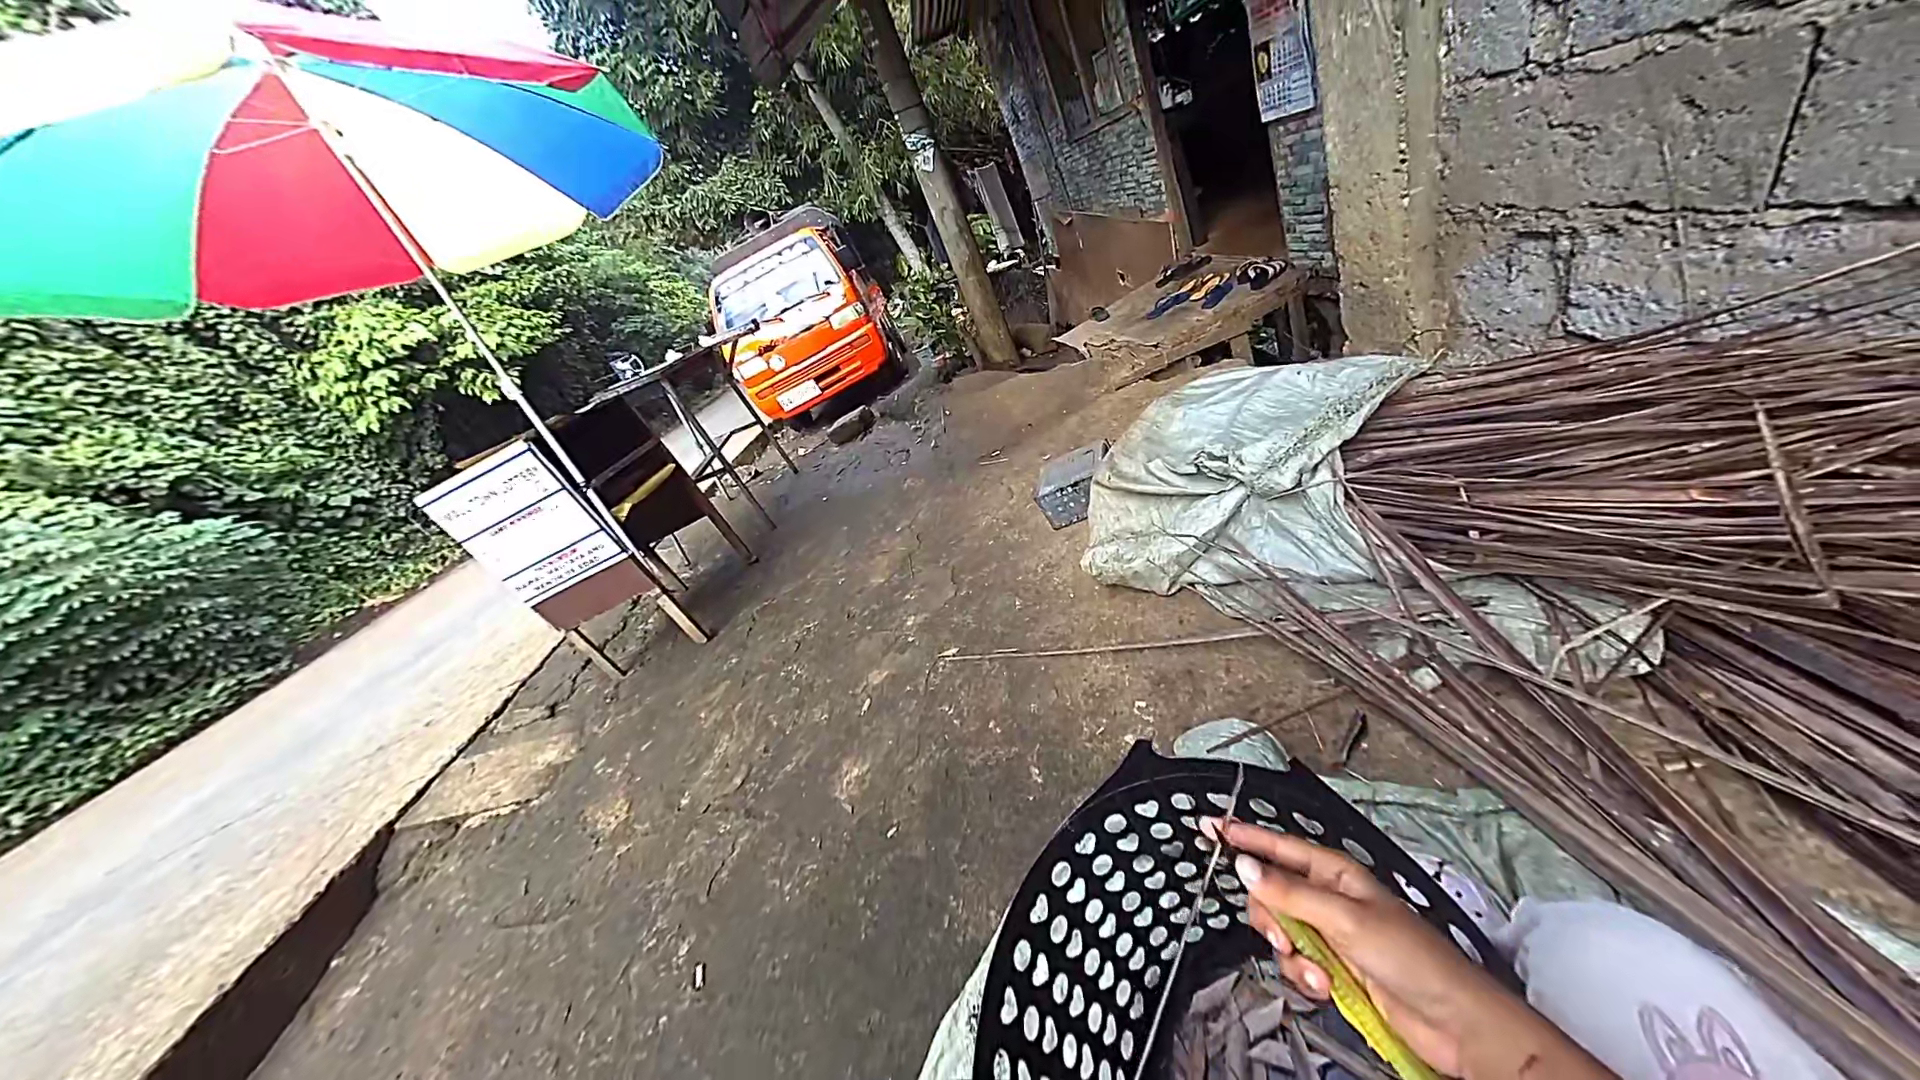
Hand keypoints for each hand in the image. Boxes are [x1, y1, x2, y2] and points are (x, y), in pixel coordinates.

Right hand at [1209, 818, 1615, 1079]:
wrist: (1458, 1028)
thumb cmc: (1415, 961)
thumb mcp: (1345, 920)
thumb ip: (1289, 893)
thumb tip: (1245, 866)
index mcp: (1332, 872)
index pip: (1275, 845)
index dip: (1241, 835)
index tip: (1209, 826)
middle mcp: (1326, 898)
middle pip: (1268, 893)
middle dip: (1270, 917)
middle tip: (1281, 934)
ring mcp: (1328, 933)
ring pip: (1278, 930)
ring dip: (1291, 954)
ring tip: (1318, 970)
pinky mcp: (1332, 966)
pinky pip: (1294, 962)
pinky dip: (1303, 976)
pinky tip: (1326, 985)